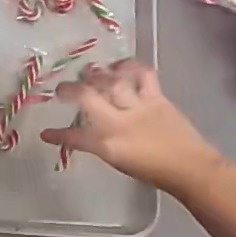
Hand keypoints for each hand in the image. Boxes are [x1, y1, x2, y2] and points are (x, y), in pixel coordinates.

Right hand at [41, 60, 221, 193]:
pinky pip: (143, 75)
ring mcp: (140, 107)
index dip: (57, 135)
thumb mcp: (119, 162)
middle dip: (70, 90)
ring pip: (113, 82)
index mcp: (108, 145)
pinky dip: (130, 66)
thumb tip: (88, 134)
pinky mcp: (158, 98)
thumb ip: (101, 145)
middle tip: (61, 88)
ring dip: (98, 74)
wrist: (190, 167)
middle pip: (89, 97)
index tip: (45, 133)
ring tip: (90, 71)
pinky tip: (120, 65)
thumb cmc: (153, 171)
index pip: (75, 137)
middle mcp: (120, 123)